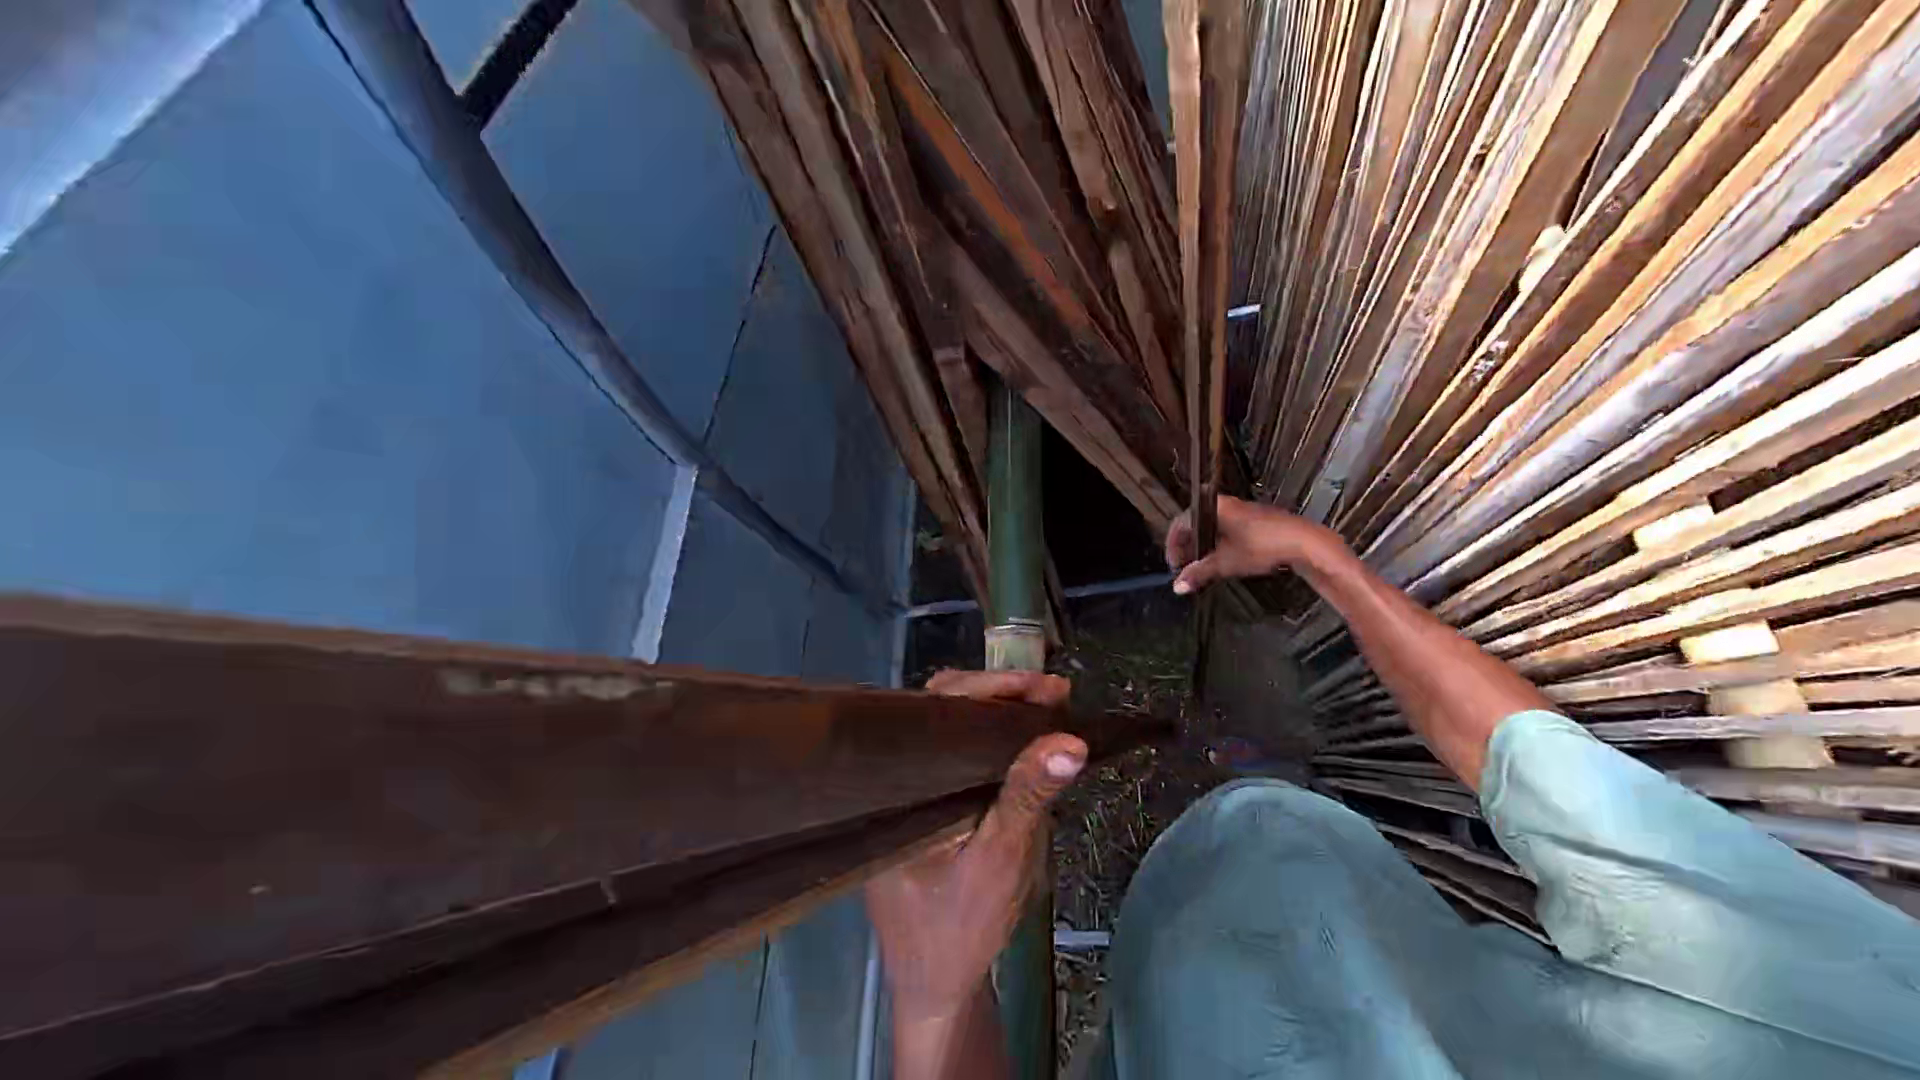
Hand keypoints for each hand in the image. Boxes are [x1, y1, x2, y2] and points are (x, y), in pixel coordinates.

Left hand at [866, 670, 1083, 1025]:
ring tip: (1050, 707)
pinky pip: (962, 752)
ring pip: (955, 726)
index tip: (1040, 687)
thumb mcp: (1000, 860)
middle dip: (1002, 694)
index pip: (937, 708)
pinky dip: (996, 739)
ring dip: (1002, 713)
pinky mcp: (932, 800)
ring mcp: (915, 786)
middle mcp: (899, 773)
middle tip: (1055, 694)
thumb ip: (1028, 798)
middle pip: (946, 708)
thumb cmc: (959, 927)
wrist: (936, 984)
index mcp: (898, 778)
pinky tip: (1027, 740)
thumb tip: (1071, 741)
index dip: (989, 689)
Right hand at [1164, 494, 1339, 592]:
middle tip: (1187, 568)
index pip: (1180, 523)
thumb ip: (1199, 573)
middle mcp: (1224, 503)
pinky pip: (1226, 529)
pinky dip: (1219, 545)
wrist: (1305, 543)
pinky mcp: (1254, 519)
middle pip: (1195, 524)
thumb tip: (1177, 587)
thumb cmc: (1262, 546)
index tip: (1175, 566)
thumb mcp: (1225, 563)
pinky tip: (1223, 561)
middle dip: (1188, 547)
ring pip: (1211, 528)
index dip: (1173, 546)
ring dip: (1203, 548)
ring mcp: (1240, 510)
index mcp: (1212, 507)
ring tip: (1203, 568)